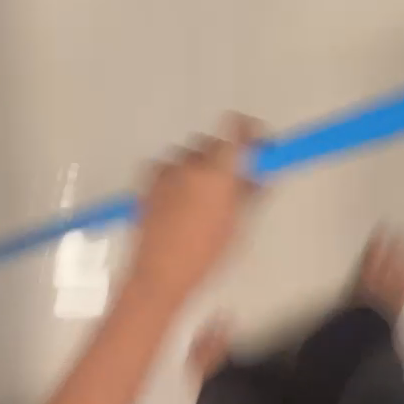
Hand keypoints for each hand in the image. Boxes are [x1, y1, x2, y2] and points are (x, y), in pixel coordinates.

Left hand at [129, 115, 260, 303]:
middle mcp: (192, 164)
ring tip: (196, 202)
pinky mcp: (145, 182)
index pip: (237, 128)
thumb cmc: (205, 256)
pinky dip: (171, 177)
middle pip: (212, 143)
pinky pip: (163, 168)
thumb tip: (258, 174)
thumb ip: (251, 193)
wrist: (160, 275)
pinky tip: (174, 202)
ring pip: (187, 156)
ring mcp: (165, 171)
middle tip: (225, 186)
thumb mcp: (238, 227)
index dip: (248, 132)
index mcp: (220, 172)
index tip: (254, 146)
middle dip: (222, 158)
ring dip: (195, 169)